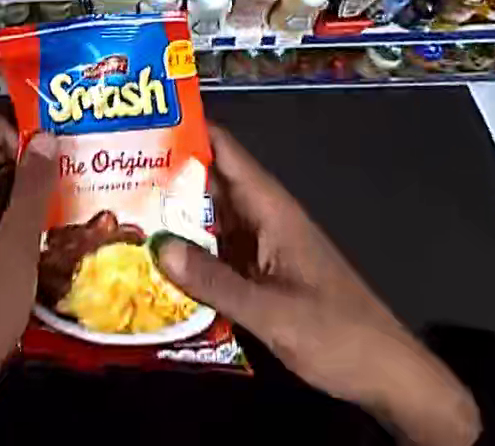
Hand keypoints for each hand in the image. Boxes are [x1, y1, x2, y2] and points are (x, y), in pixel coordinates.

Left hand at [0, 112, 54, 445]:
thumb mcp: (15, 252)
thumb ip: (31, 192)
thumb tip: (47, 136)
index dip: (16, 130)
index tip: (50, 157)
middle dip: (31, 156)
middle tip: (69, 177)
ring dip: (29, 185)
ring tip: (66, 204)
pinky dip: (20, 209)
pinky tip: (46, 234)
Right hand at [153, 125, 480, 445]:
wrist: (381, 370)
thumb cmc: (333, 331)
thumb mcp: (270, 310)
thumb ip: (214, 281)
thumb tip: (156, 247)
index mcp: (270, 206)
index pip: (225, 151)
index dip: (189, 130)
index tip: (143, 124)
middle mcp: (262, 216)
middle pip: (210, 182)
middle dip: (167, 174)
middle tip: (113, 173)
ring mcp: (260, 245)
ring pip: (210, 218)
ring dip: (174, 215)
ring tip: (121, 212)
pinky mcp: (259, 272)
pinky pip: (217, 250)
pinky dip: (189, 250)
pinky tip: (155, 261)